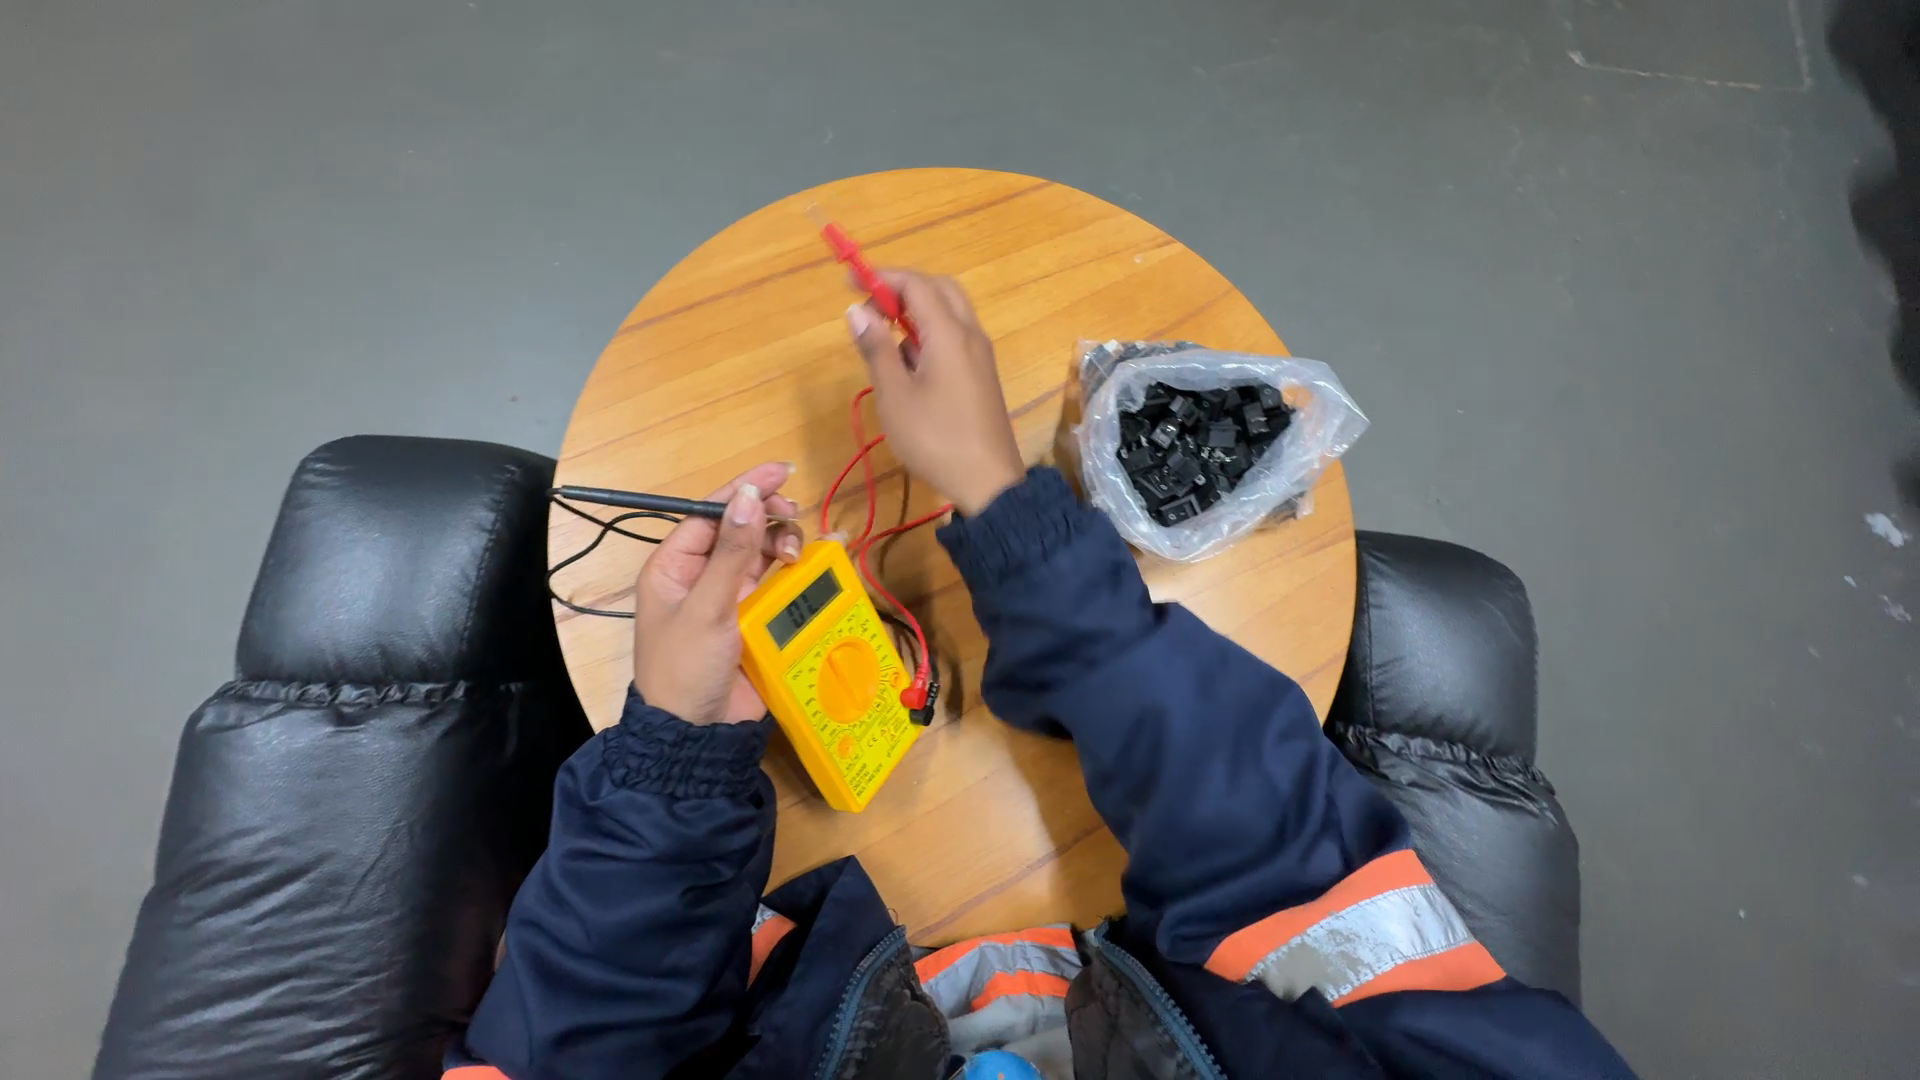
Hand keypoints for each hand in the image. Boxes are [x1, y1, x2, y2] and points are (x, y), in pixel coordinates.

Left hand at [632, 464, 802, 725]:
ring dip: (783, 543)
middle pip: (740, 527)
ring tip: (796, 553)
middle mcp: (703, 575)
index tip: (781, 471)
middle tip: (794, 514)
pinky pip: (779, 583)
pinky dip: (796, 571)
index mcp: (675, 566)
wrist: (699, 733)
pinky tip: (813, 563)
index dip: (745, 488)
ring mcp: (732, 596)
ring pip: (763, 552)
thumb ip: (731, 552)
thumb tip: (748, 496)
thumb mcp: (708, 607)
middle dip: (768, 516)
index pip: (710, 513)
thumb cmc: (687, 667)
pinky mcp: (756, 618)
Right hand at [846, 270, 1025, 514]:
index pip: (916, 283)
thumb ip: (876, 349)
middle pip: (939, 289)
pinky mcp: (982, 376)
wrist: (989, 483)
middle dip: (902, 288)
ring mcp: (981, 356)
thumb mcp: (895, 397)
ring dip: (917, 312)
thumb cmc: (936, 440)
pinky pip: (956, 337)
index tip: (848, 282)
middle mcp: (971, 335)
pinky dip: (930, 334)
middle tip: (870, 308)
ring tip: (883, 338)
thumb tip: (857, 311)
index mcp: (950, 334)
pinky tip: (908, 364)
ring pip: (950, 313)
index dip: (880, 276)